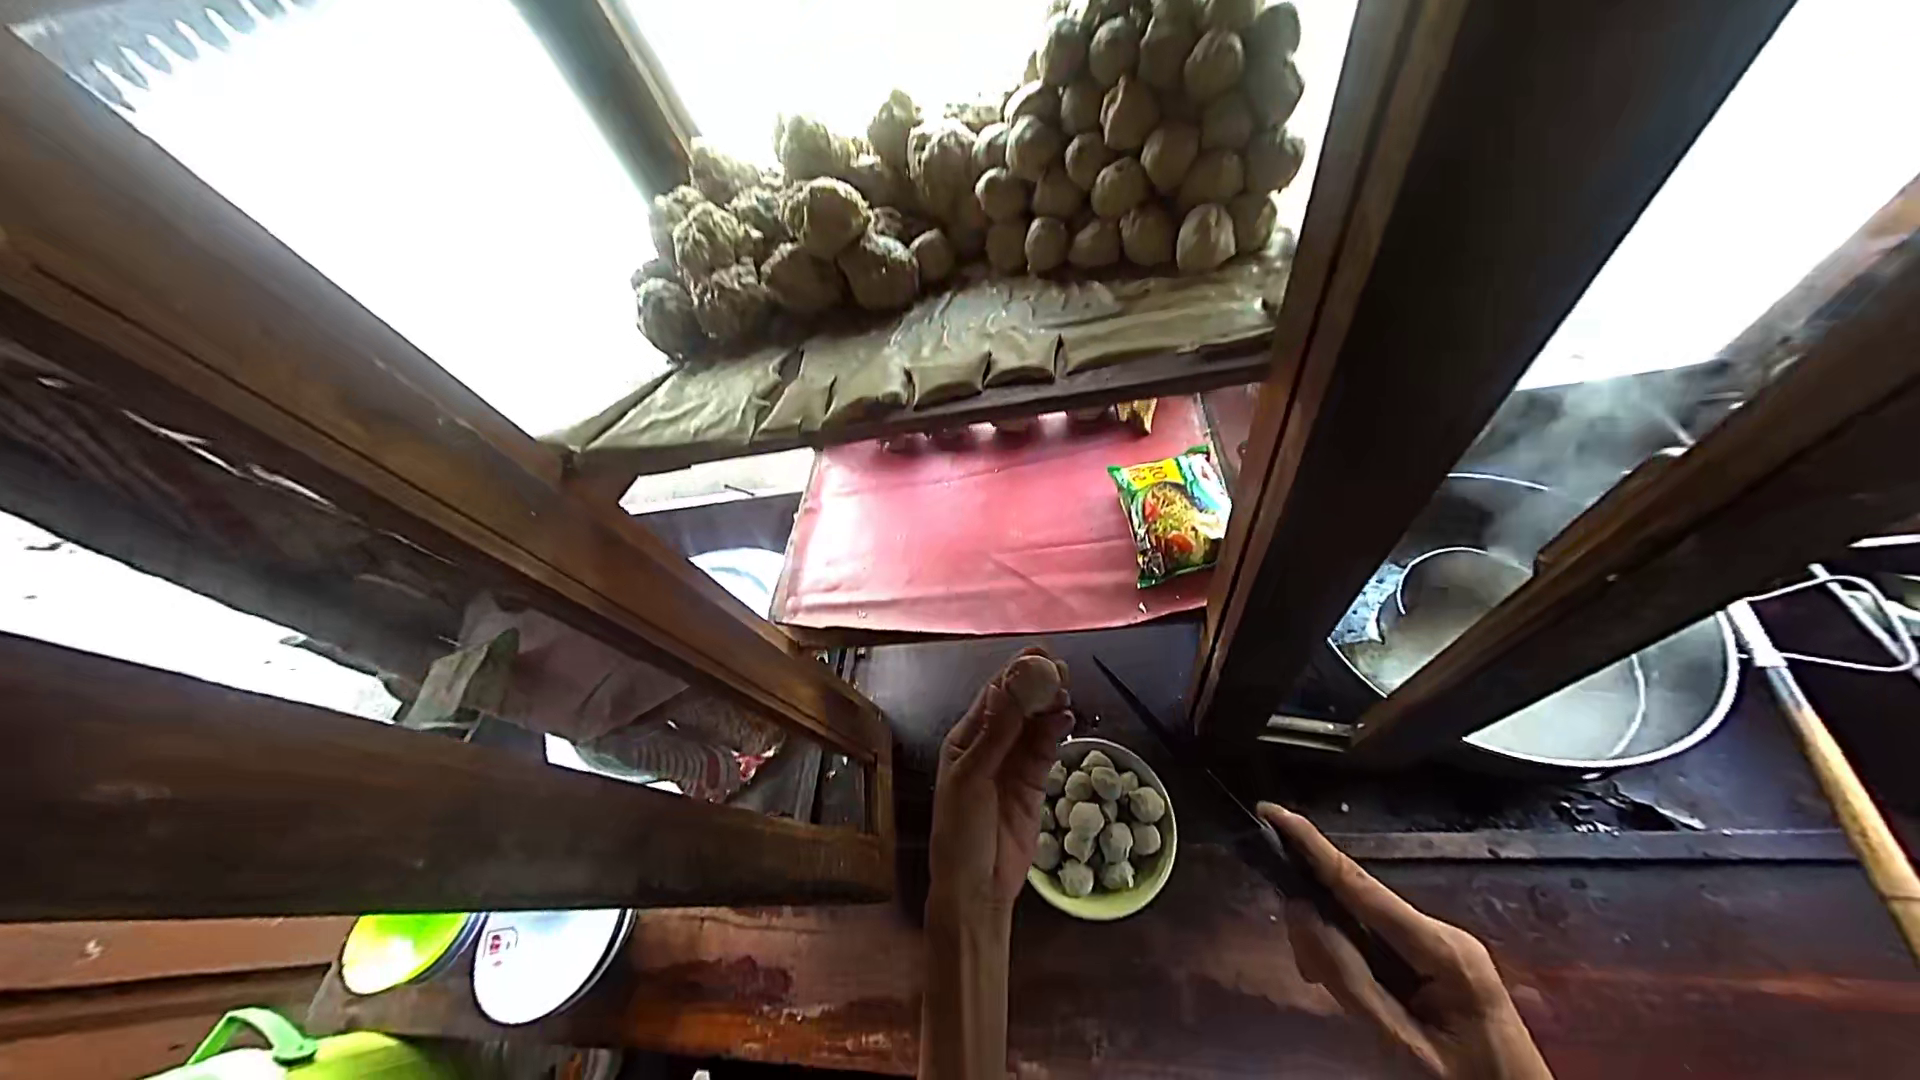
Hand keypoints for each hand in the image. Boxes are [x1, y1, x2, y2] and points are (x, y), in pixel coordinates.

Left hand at [927, 648, 1074, 926]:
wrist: (977, 887)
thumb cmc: (960, 830)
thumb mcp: (972, 777)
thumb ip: (996, 733)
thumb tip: (1010, 686)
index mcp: (966, 739)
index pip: (993, 697)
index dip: (1014, 674)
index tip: (1038, 655)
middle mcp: (991, 745)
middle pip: (1017, 707)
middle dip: (1036, 685)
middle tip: (1059, 668)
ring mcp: (1014, 764)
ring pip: (1035, 725)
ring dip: (1049, 706)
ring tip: (1066, 689)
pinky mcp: (1034, 783)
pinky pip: (1046, 751)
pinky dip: (1056, 733)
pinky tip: (1066, 718)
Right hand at [1259, 803, 1552, 1079]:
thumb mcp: (1404, 1048)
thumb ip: (1349, 979)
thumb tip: (1298, 910)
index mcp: (1441, 949)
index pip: (1358, 884)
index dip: (1309, 844)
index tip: (1271, 811)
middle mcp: (1440, 932)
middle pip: (1354, 903)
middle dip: (1317, 920)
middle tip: (1305, 970)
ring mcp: (1440, 944)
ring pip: (1359, 923)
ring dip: (1332, 947)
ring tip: (1331, 991)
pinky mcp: (1435, 960)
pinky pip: (1374, 942)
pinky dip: (1349, 958)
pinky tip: (1352, 991)